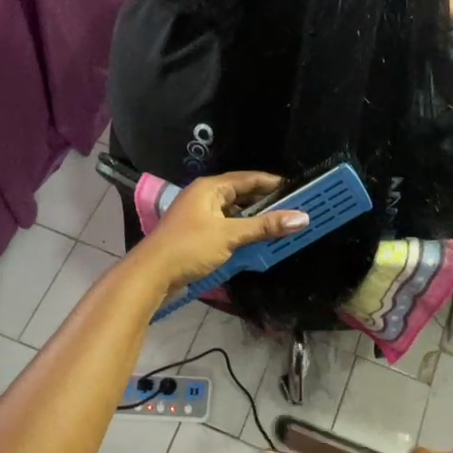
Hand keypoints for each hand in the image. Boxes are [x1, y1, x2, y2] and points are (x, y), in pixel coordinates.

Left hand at [129, 172, 309, 293]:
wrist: (151, 275)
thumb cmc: (189, 247)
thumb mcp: (230, 235)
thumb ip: (265, 227)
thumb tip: (302, 218)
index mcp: (210, 188)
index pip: (249, 178)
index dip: (274, 183)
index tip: (298, 189)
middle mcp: (205, 197)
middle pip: (243, 196)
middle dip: (267, 204)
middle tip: (294, 210)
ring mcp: (200, 216)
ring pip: (235, 214)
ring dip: (256, 221)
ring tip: (281, 227)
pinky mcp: (198, 235)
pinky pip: (227, 228)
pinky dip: (243, 234)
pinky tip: (258, 243)